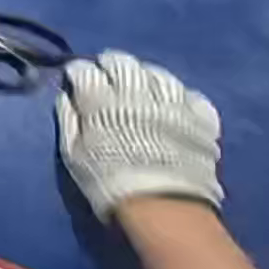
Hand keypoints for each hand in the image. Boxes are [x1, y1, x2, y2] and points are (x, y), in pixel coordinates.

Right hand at [58, 50, 223, 219]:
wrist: (160, 205)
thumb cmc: (104, 179)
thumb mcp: (72, 151)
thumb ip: (69, 119)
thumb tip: (66, 95)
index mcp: (101, 104)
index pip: (86, 72)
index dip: (77, 69)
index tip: (73, 73)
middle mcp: (139, 97)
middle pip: (125, 65)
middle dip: (110, 62)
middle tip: (103, 67)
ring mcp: (175, 106)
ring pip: (159, 75)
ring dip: (144, 72)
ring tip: (136, 77)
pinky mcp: (201, 119)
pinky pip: (191, 94)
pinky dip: (176, 91)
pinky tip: (168, 98)